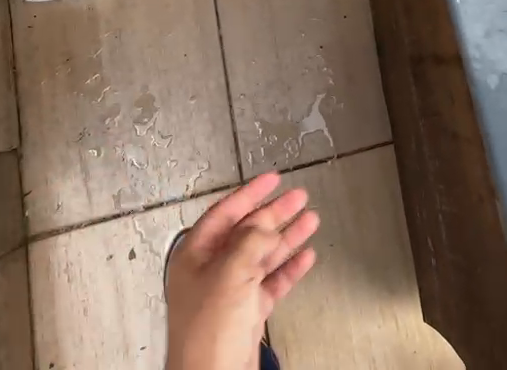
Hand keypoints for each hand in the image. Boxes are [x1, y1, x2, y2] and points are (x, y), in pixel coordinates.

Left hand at [165, 172, 318, 369]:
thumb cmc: (209, 328)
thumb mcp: (229, 272)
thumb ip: (249, 241)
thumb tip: (265, 225)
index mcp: (196, 254)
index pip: (225, 212)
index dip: (250, 193)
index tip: (272, 179)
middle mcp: (213, 268)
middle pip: (248, 231)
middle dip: (275, 213)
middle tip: (299, 196)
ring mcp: (232, 290)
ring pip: (264, 255)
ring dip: (287, 236)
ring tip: (310, 219)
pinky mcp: (248, 311)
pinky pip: (272, 281)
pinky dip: (289, 268)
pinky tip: (306, 256)